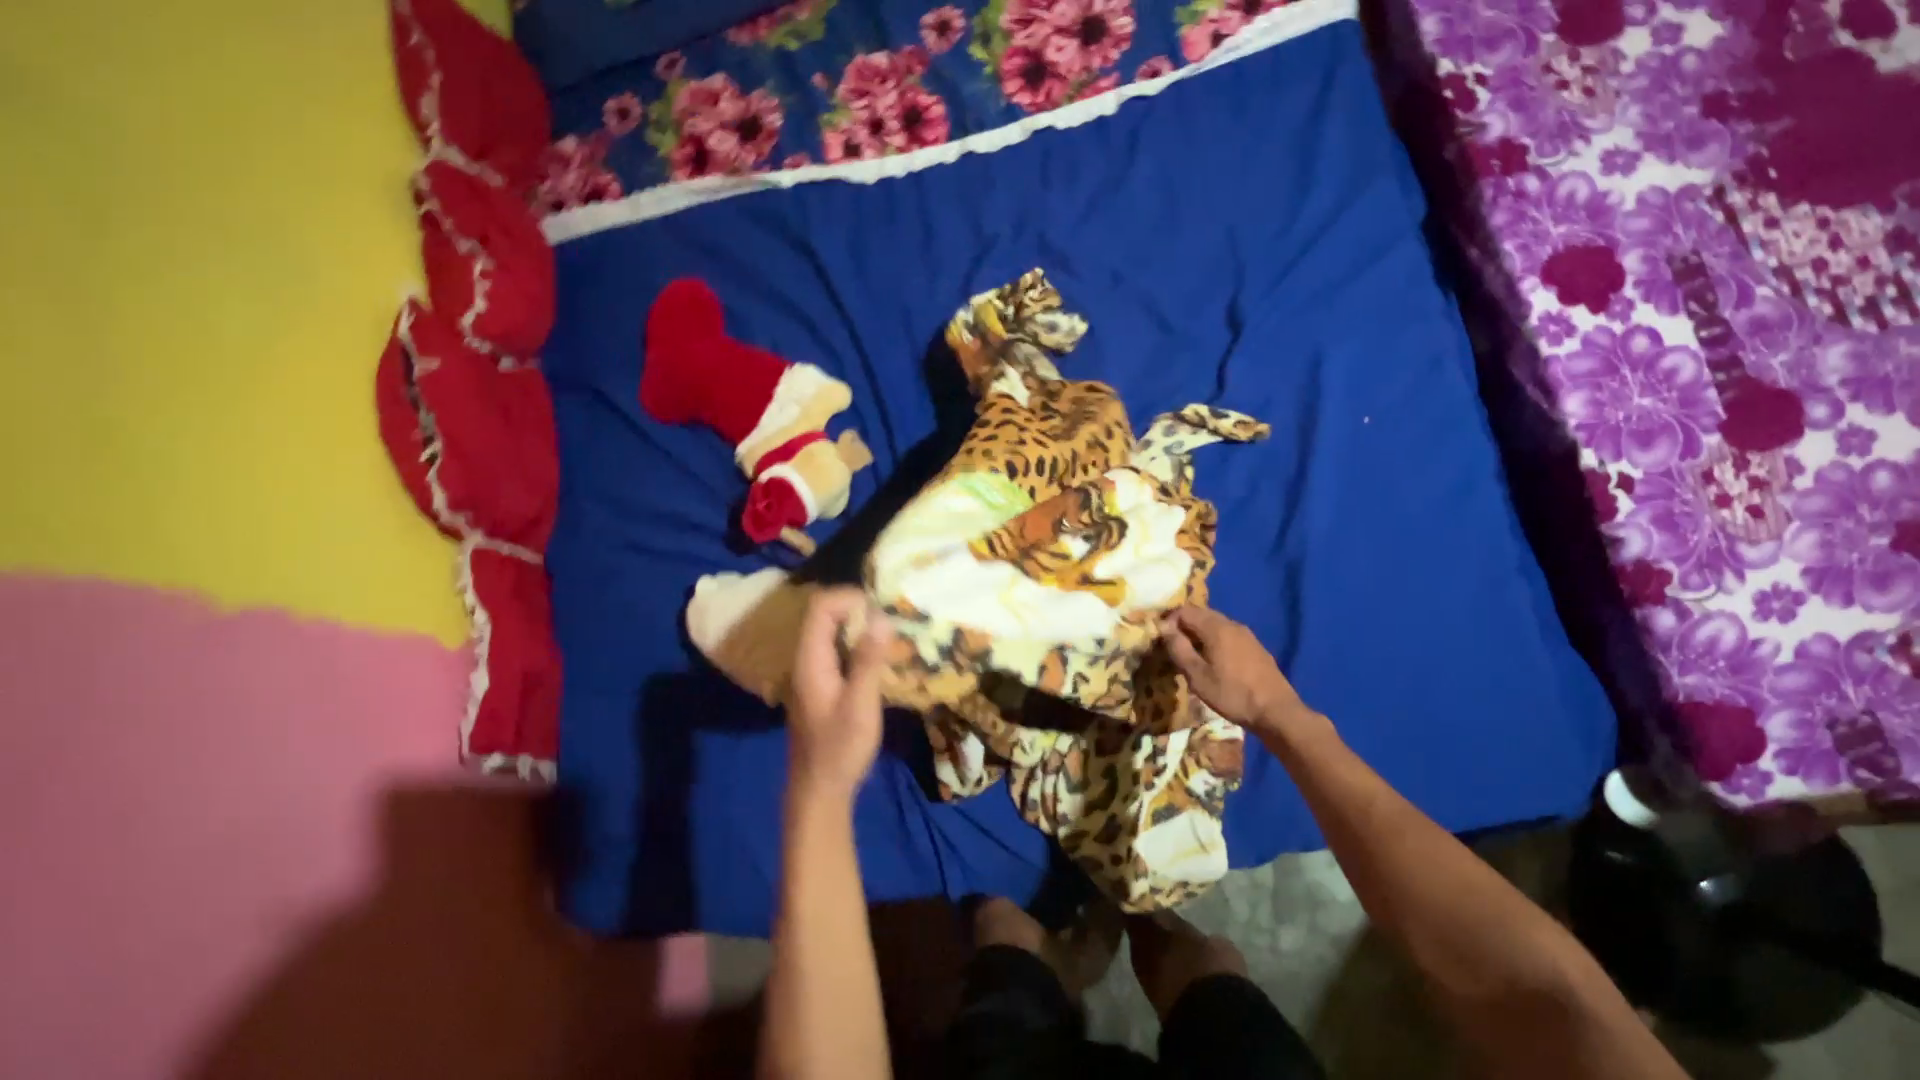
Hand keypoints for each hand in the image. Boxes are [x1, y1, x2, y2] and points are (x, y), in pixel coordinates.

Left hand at [786, 588, 893, 802]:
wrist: (820, 790)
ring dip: (862, 630)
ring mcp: (813, 673)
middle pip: (826, 616)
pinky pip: (839, 652)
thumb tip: (881, 617)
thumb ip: (869, 660)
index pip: (822, 607)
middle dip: (860, 611)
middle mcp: (807, 660)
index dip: (851, 599)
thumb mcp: (860, 703)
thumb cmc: (840, 749)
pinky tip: (882, 661)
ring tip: (892, 638)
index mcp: (810, 660)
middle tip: (893, 623)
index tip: (883, 611)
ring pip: (834, 634)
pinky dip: (860, 649)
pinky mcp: (823, 686)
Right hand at [1162, 606, 1319, 736]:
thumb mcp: (1198, 676)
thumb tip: (1164, 628)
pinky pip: (1228, 635)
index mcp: (1217, 628)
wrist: (1276, 711)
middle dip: (1183, 626)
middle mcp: (1232, 624)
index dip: (1169, 621)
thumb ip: (1179, 649)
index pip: (1185, 611)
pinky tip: (1213, 661)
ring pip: (1215, 625)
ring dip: (1199, 634)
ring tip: (1190, 656)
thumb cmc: (1232, 694)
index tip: (1160, 641)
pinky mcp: (1255, 647)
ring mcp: (1247, 635)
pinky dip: (1214, 641)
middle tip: (1172, 648)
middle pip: (1201, 614)